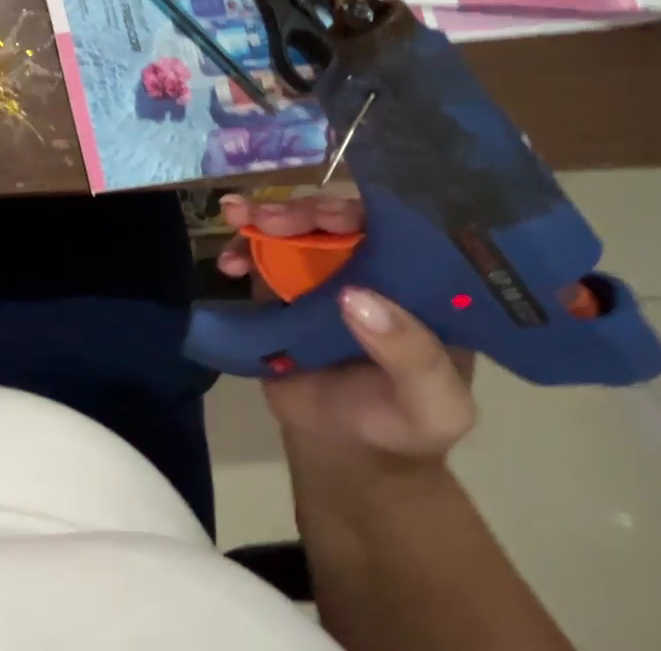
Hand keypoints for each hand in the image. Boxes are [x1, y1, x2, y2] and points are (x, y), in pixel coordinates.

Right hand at [218, 192, 475, 469]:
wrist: (343, 450)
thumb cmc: (403, 426)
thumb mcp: (432, 405)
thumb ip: (410, 356)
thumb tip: (354, 296)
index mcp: (425, 286)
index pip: (403, 231)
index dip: (367, 213)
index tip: (331, 217)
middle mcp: (376, 270)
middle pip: (341, 221)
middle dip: (302, 211)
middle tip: (268, 218)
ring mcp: (324, 277)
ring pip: (297, 229)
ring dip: (264, 216)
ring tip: (236, 218)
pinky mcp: (282, 289)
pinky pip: (261, 256)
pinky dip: (240, 248)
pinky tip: (228, 263)